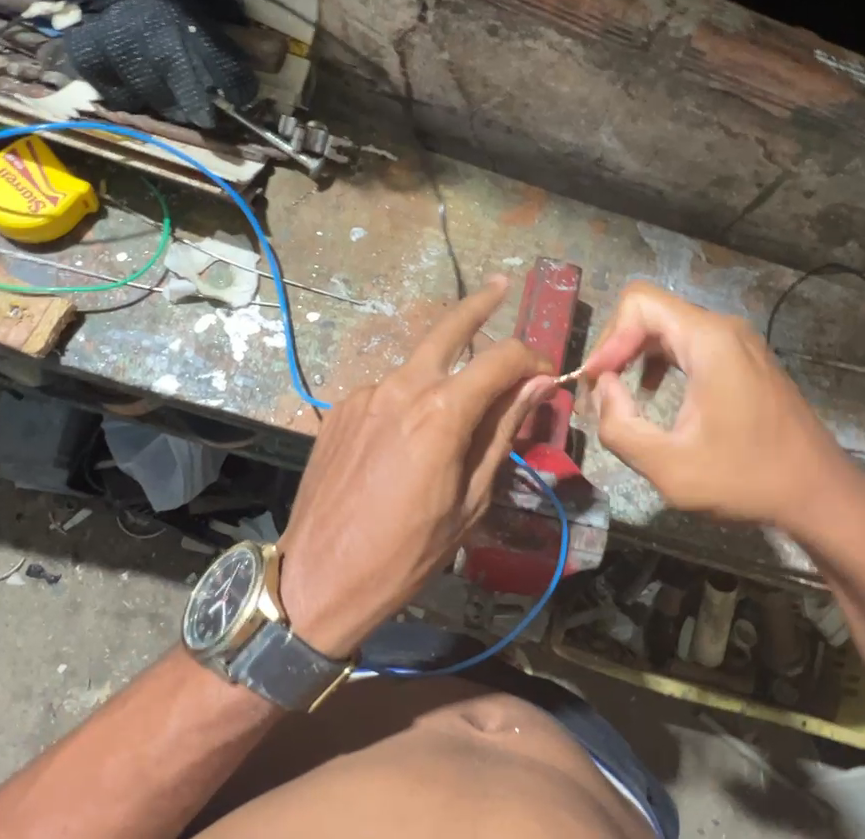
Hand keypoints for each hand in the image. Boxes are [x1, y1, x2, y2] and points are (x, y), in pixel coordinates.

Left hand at [277, 278, 553, 658]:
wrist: (318, 579)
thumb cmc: (408, 552)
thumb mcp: (471, 499)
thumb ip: (503, 432)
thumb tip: (536, 385)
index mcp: (442, 411)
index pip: (503, 358)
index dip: (533, 360)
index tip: (547, 375)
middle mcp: (402, 386)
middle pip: (450, 328)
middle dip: (480, 304)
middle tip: (500, 286)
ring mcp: (365, 394)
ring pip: (417, 366)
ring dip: (444, 370)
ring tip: (460, 404)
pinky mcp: (341, 410)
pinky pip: (388, 391)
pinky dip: (411, 398)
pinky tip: (411, 434)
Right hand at [583, 281, 864, 524]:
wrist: (818, 493)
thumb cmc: (746, 479)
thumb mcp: (669, 467)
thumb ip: (620, 426)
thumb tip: (603, 388)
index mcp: (709, 340)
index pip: (639, 303)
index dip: (608, 338)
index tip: (597, 383)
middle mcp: (724, 329)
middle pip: (651, 311)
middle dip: (617, 348)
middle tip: (601, 393)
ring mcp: (737, 343)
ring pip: (669, 327)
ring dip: (637, 355)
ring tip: (621, 396)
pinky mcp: (743, 361)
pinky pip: (689, 344)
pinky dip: (662, 362)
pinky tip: (656, 397)